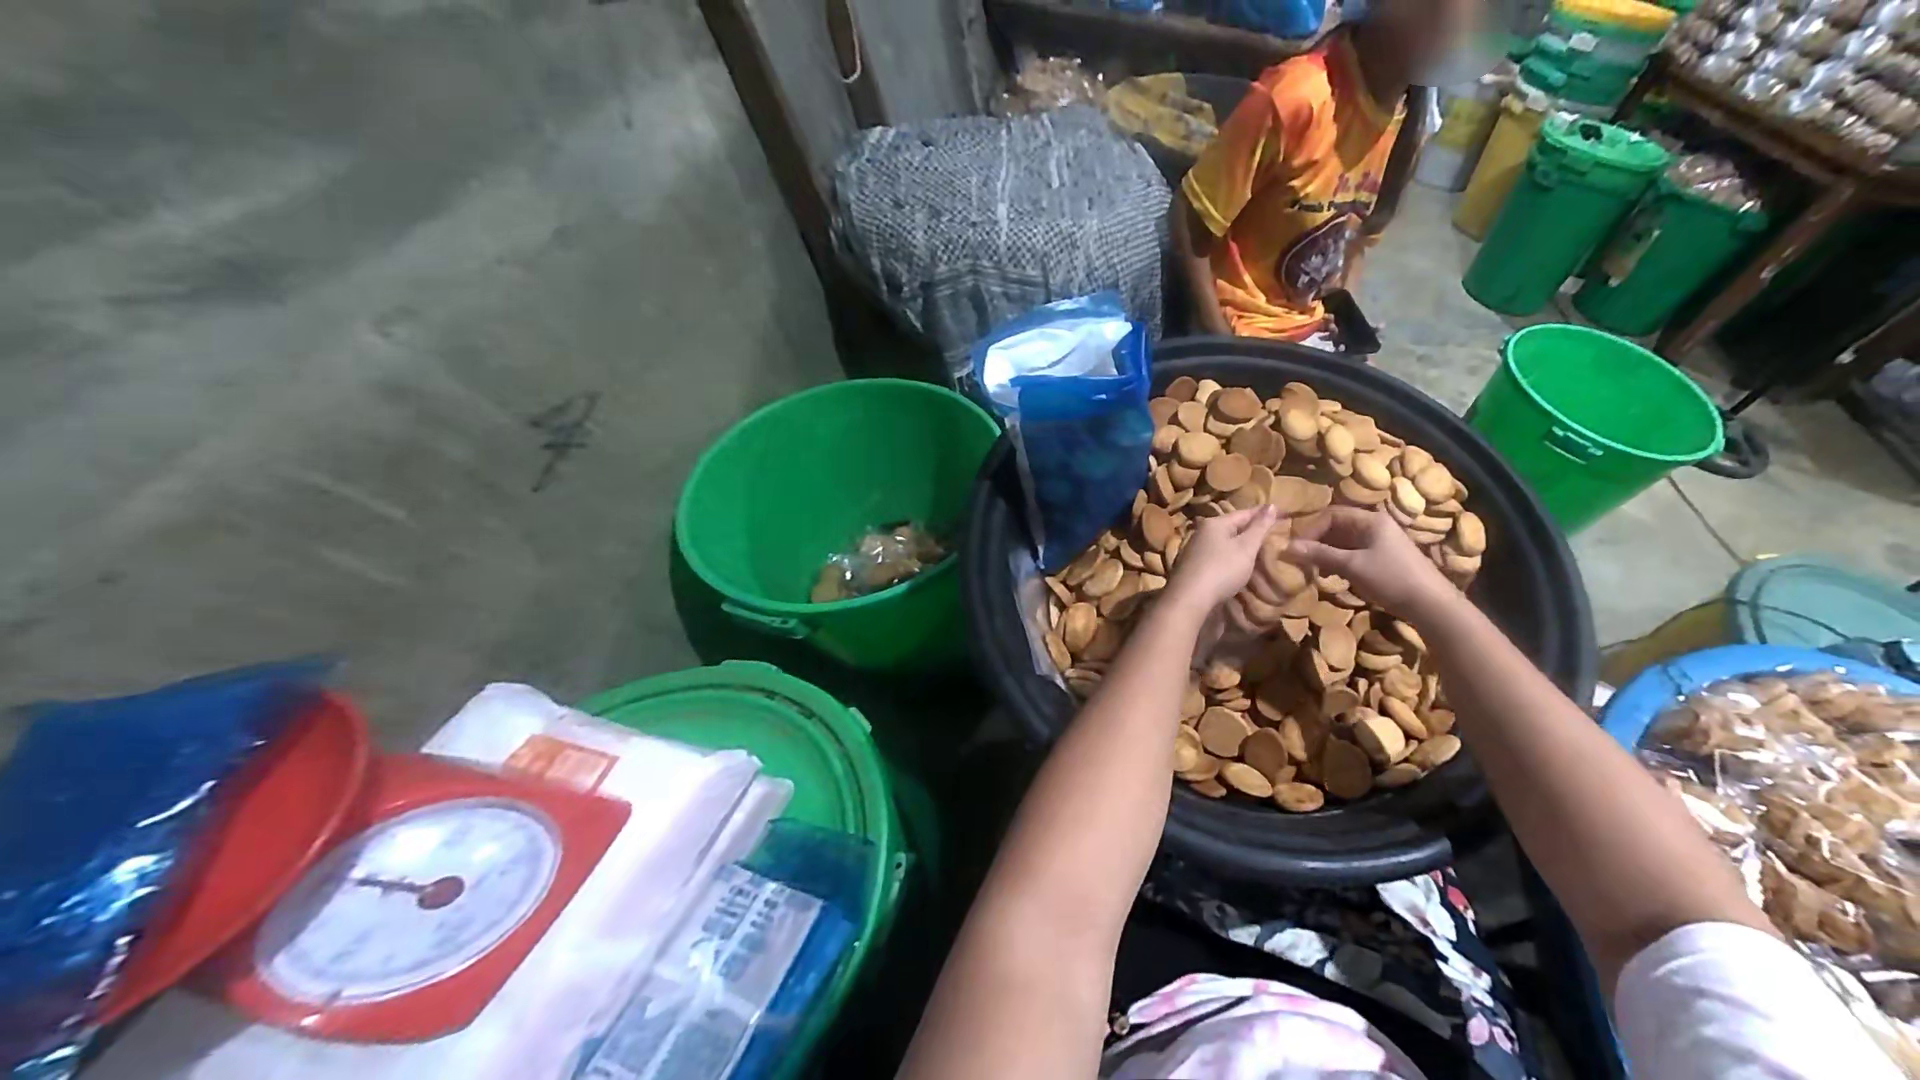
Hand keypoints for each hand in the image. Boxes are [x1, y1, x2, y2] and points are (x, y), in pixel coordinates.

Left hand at [1163, 504, 1276, 613]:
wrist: (1190, 598)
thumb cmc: (1221, 569)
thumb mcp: (1246, 547)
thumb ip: (1259, 527)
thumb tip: (1271, 505)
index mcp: (1215, 523)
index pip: (1245, 513)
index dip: (1265, 514)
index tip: (1285, 515)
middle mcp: (1202, 532)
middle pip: (1233, 527)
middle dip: (1253, 530)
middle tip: (1275, 533)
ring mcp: (1196, 549)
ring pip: (1225, 542)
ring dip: (1242, 545)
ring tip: (1262, 549)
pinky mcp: (1194, 566)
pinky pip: (1218, 556)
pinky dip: (1231, 557)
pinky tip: (1240, 564)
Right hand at [1287, 507, 1456, 622]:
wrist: (1431, 604)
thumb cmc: (1391, 578)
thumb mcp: (1352, 565)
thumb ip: (1319, 554)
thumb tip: (1286, 547)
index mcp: (1370, 520)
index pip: (1331, 515)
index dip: (1310, 529)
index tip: (1295, 548)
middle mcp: (1374, 526)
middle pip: (1336, 526)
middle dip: (1315, 541)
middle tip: (1299, 558)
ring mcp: (1378, 542)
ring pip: (1342, 541)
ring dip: (1324, 552)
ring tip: (1311, 568)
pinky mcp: (1380, 558)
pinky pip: (1350, 553)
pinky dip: (1335, 560)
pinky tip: (1329, 575)